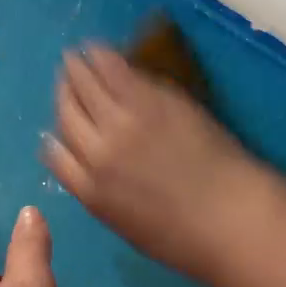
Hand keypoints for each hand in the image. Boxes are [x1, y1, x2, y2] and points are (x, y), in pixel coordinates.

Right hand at [46, 45, 269, 284]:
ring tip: (74, 55)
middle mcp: (96, 153)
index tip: (60, 127)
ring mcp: (121, 123)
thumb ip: (107, 199)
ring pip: (85, 88)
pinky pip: (114, 72)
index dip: (57, 137)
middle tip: (66, 77)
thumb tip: (98, 177)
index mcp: (90, 193)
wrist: (230, 216)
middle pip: (66, 115)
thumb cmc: (190, 238)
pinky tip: (97, 48)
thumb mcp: (132, 229)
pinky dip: (101, 58)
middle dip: (63, 94)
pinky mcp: (148, 100)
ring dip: (76, 69)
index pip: (55, 156)